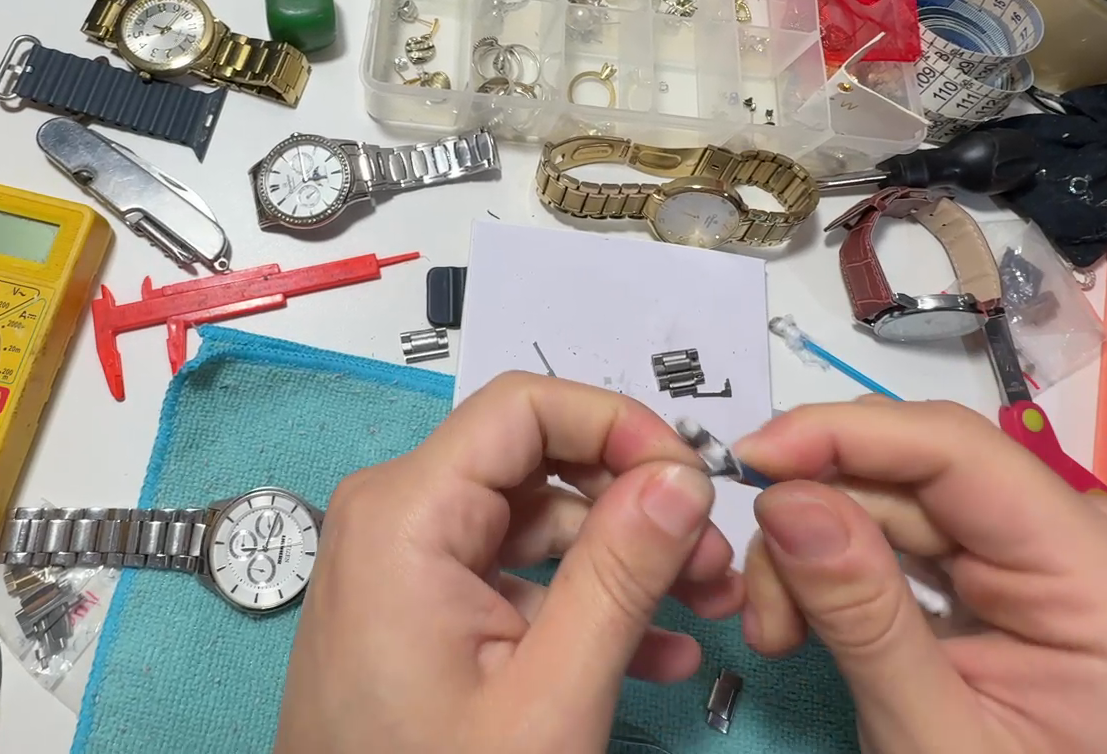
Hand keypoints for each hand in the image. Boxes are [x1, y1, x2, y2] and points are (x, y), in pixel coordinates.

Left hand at [277, 373, 746, 752]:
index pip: (522, 407)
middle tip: (711, 557)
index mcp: (405, 509)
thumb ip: (618, 577)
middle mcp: (396, 509)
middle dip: (629, 500)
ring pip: (534, 515)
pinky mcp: (422, 593)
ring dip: (620, 555)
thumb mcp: (548, 699)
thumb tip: (681, 479)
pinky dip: (578, 594)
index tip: (689, 477)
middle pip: (534, 459)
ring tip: (701, 605)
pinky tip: (652, 645)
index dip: (614, 423)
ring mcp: (406, 552)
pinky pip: (512, 567)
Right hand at [733, 397, 1106, 753]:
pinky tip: (811, 617)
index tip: (747, 458)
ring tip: (779, 630)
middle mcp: (1099, 544)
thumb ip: (861, 616)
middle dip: (814, 522)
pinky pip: (901, 528)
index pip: (960, 452)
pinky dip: (842, 566)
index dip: (842, 434)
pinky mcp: (1018, 564)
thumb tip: (783, 498)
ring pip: (890, 499)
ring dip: (815, 553)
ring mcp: (1059, 551)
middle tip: (759, 604)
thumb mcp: (933, 742)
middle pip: (911, 477)